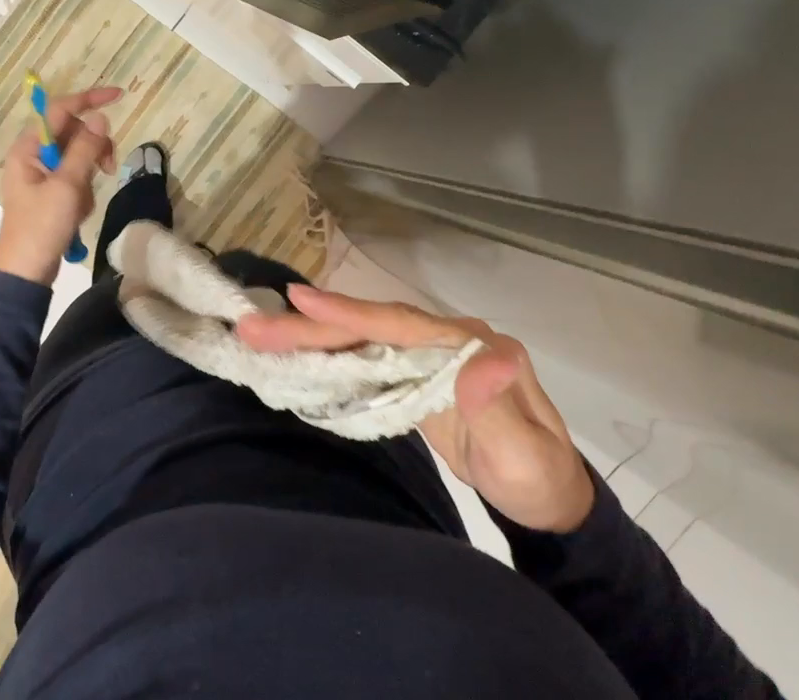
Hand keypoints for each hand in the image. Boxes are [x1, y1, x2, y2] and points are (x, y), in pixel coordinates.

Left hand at [0, 86, 120, 285]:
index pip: (60, 110)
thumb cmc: (41, 227)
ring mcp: (41, 176)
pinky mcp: (49, 194)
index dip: (89, 100)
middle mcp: (31, 156)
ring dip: (88, 176)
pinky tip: (77, 214)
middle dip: (93, 149)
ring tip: (82, 204)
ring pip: (77, 158)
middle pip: (73, 133)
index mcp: (27, 148)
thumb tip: (100, 117)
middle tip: (109, 168)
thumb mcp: (67, 186)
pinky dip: (83, 193)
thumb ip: (84, 149)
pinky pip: (75, 180)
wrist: (26, 273)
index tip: (119, 97)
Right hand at [237, 285, 594, 532]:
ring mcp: (427, 355)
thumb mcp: (525, 454)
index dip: (351, 314)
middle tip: (253, 325)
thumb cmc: (536, 479)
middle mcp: (445, 339)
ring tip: (258, 335)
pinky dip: (326, 355)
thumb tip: (485, 360)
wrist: (545, 498)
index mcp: (471, 346)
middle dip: (312, 325)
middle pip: (371, 327)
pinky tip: (294, 355)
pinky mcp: (412, 374)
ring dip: (310, 336)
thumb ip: (499, 408)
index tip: (300, 300)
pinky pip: (363, 357)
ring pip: (361, 338)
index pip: (402, 325)